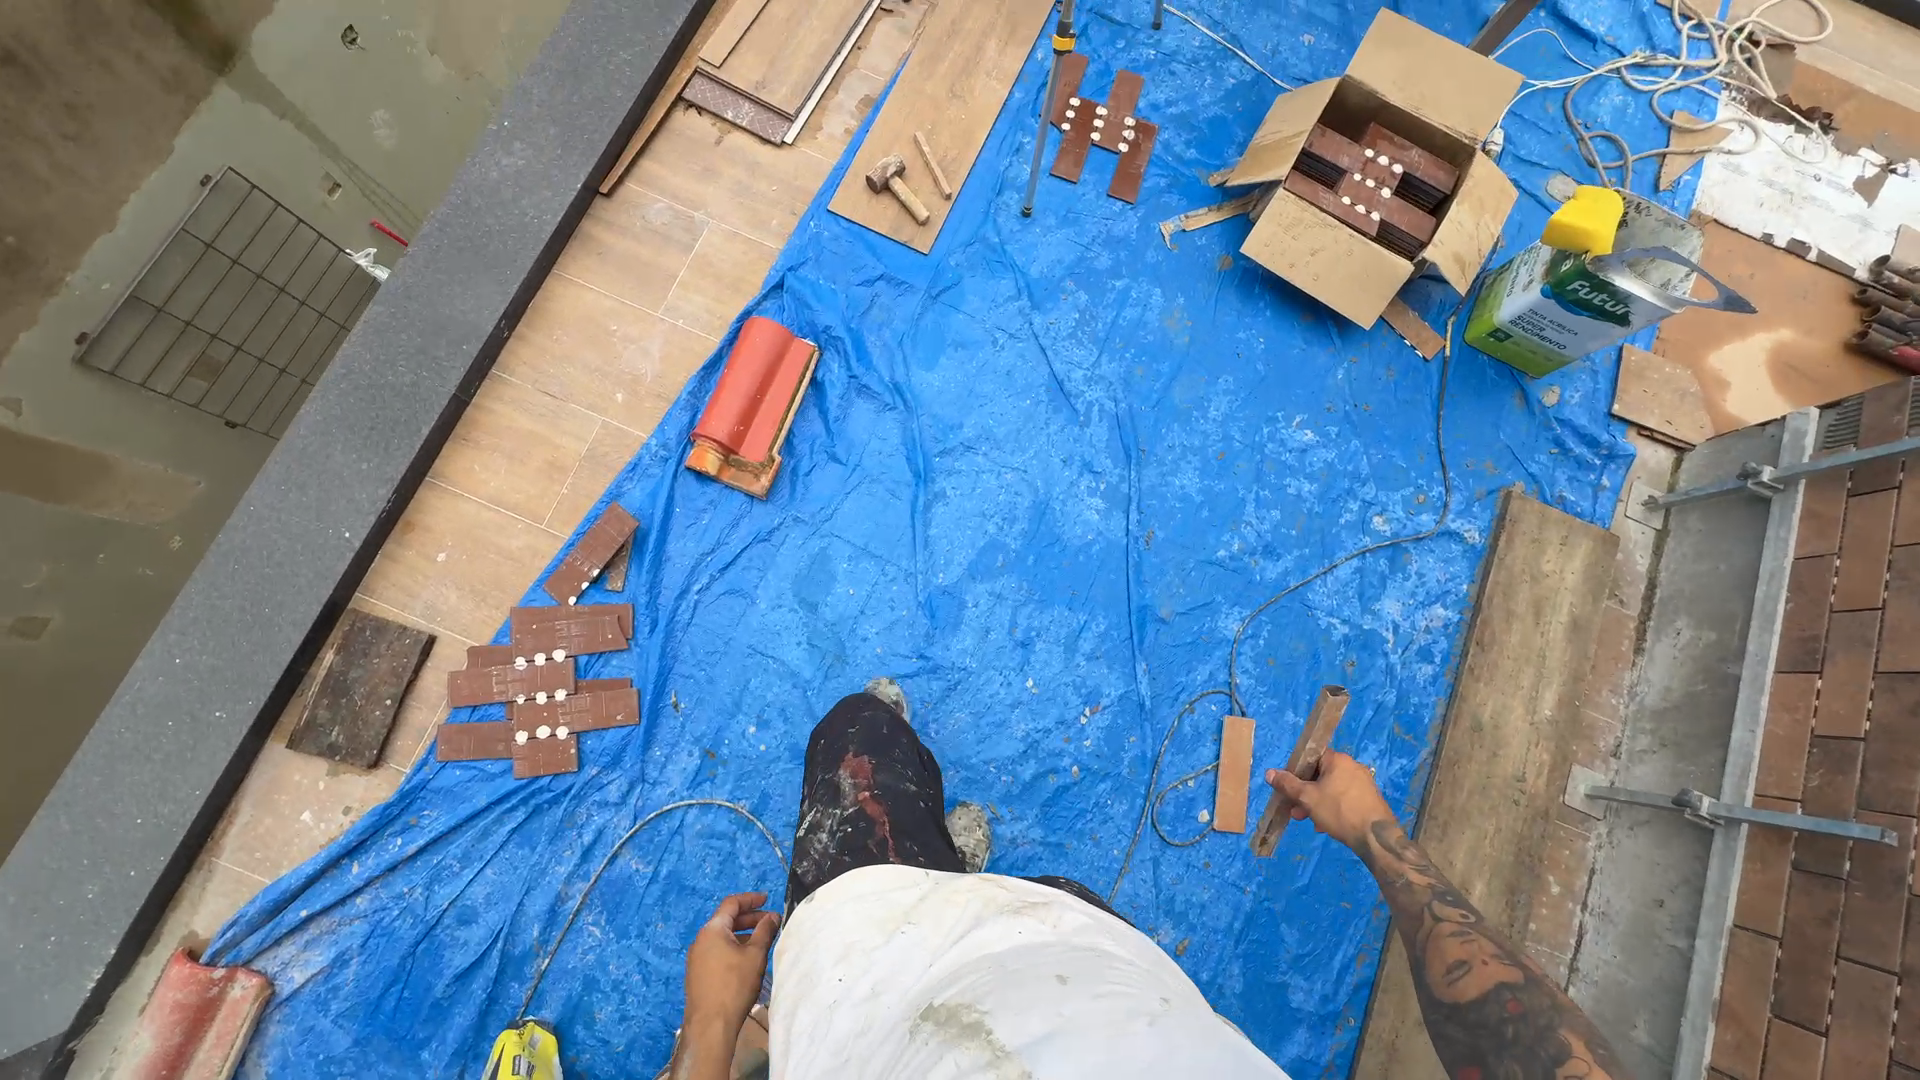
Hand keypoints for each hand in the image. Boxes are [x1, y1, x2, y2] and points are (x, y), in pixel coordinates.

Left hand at [683, 892, 779, 1033]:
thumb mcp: (755, 955)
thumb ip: (765, 931)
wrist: (710, 1027)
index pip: (731, 903)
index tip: (767, 899)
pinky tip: (746, 959)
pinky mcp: (697, 974)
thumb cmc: (734, 985)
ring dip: (742, 934)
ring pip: (722, 937)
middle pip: (726, 920)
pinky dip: (733, 947)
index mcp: (712, 930)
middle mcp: (700, 940)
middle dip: (749, 918)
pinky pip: (716, 951)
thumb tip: (772, 916)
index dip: (751, 899)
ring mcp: (696, 958)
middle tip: (770, 922)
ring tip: (761, 941)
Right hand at [1265, 751, 1395, 852]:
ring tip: (1309, 820)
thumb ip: (1287, 784)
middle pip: (1320, 775)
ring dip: (1317, 802)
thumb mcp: (1306, 797)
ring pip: (1331, 789)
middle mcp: (1353, 767)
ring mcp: (1364, 784)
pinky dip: (1333, 808)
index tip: (1289, 787)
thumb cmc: (1339, 811)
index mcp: (1338, 759)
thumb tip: (1269, 773)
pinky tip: (1326, 825)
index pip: (1311, 757)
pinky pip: (1344, 799)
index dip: (1297, 771)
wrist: (1376, 838)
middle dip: (1305, 792)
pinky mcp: (1370, 799)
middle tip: (1295, 809)